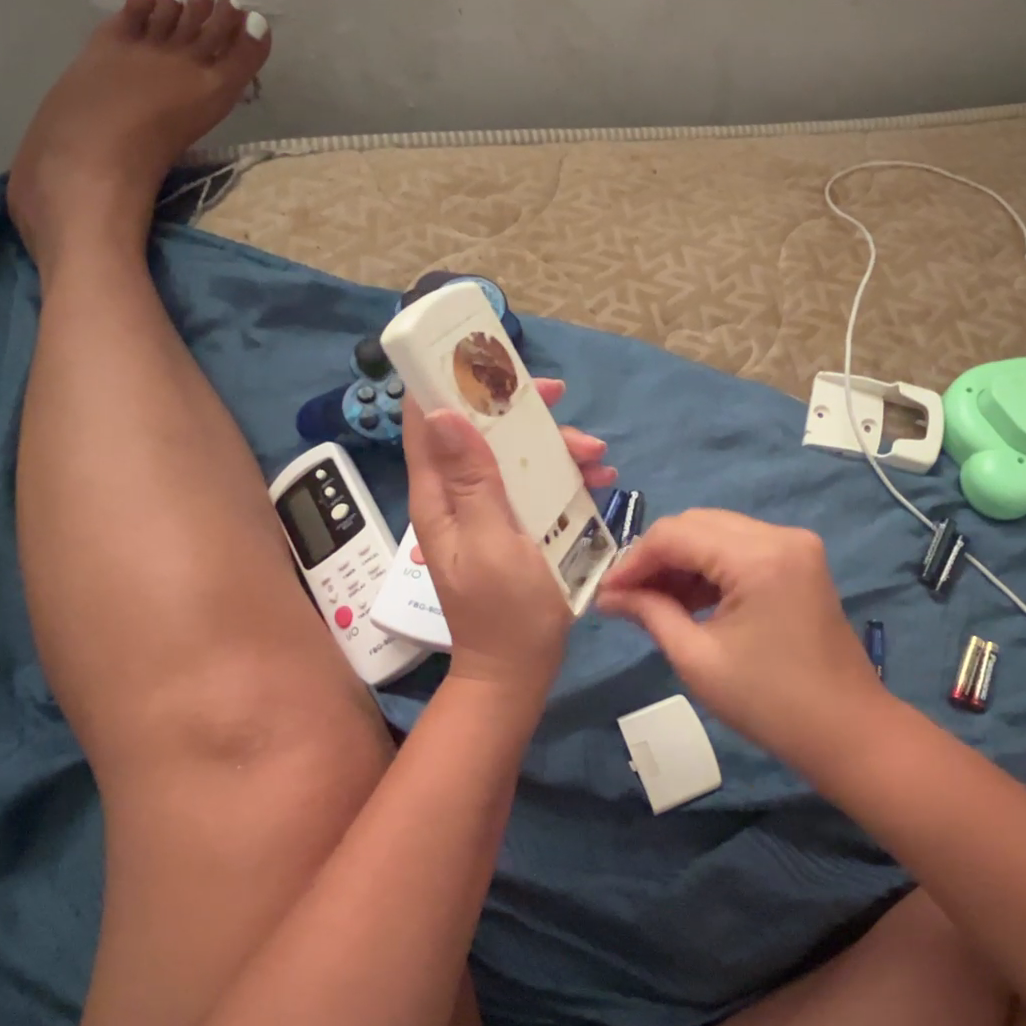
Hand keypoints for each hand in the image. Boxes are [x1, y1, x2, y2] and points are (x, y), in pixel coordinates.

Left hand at [402, 379, 611, 693]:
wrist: (518, 671)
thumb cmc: (506, 612)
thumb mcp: (493, 543)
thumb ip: (472, 481)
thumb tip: (443, 414)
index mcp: (440, 497)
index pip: (426, 422)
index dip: (446, 381)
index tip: (484, 355)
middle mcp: (458, 496)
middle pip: (479, 431)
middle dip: (518, 410)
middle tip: (558, 398)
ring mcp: (487, 511)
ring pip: (513, 455)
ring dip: (553, 444)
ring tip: (598, 455)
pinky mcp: (513, 526)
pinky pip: (535, 484)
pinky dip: (565, 474)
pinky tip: (599, 477)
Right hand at [594, 509, 883, 757]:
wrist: (847, 730)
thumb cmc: (769, 703)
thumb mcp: (698, 659)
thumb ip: (651, 613)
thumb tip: (609, 596)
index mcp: (758, 557)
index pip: (676, 534)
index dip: (634, 560)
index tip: (605, 593)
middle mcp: (780, 536)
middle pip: (697, 525)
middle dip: (655, 558)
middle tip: (623, 597)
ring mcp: (795, 546)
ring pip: (717, 534)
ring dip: (681, 563)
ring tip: (649, 603)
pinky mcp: (800, 562)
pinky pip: (741, 550)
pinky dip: (710, 569)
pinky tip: (686, 600)